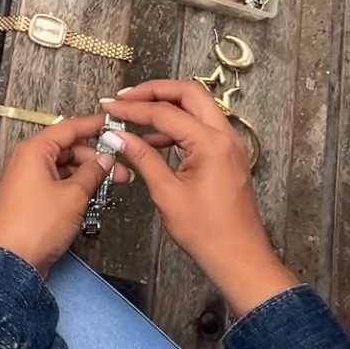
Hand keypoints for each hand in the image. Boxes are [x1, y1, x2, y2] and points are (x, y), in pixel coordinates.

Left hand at [0, 114, 131, 277]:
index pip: (68, 128)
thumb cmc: (34, 226)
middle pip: (67, 149)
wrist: (11, 262)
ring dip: (87, 175)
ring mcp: (29, 181)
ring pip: (64, 169)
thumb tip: (104, 160)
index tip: (111, 124)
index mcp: (34, 151)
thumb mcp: (73, 195)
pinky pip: (58, 185)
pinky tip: (93, 196)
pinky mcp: (31, 200)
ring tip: (111, 184)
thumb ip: (92, 173)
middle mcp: (28, 162)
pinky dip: (75, 188)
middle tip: (119, 169)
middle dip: (95, 157)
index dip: (92, 126)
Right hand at [104, 81, 297, 314]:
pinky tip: (152, 139)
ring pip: (196, 107)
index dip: (133, 107)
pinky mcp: (226, 154)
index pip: (165, 112)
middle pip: (188, 93)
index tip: (109, 106)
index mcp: (211, 143)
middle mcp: (225, 136)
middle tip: (126, 97)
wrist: (240, 258)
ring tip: (134, 114)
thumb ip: (142, 157)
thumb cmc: (207, 231)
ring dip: (165, 106)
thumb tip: (117, 135)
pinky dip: (176, 124)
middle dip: (154, 90)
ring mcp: (229, 144)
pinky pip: (200, 126)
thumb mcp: (167, 193)